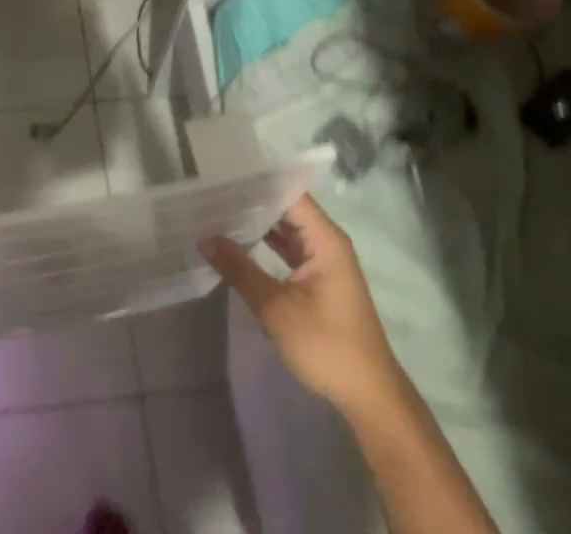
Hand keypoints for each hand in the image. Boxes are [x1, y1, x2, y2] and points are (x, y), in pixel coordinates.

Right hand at [201, 196, 399, 412]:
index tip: (221, 177)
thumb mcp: (274, 306)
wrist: (365, 393)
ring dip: (255, 225)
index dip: (258, 184)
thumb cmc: (324, 344)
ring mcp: (323, 264)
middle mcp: (327, 244)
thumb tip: (205, 238)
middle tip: (208, 194)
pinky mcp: (317, 283)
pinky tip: (235, 245)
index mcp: (326, 240)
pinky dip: (264, 247)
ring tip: (214, 213)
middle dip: (250, 203)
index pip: (289, 195)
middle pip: (287, 211)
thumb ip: (239, 268)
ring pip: (286, 232)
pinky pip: (287, 253)